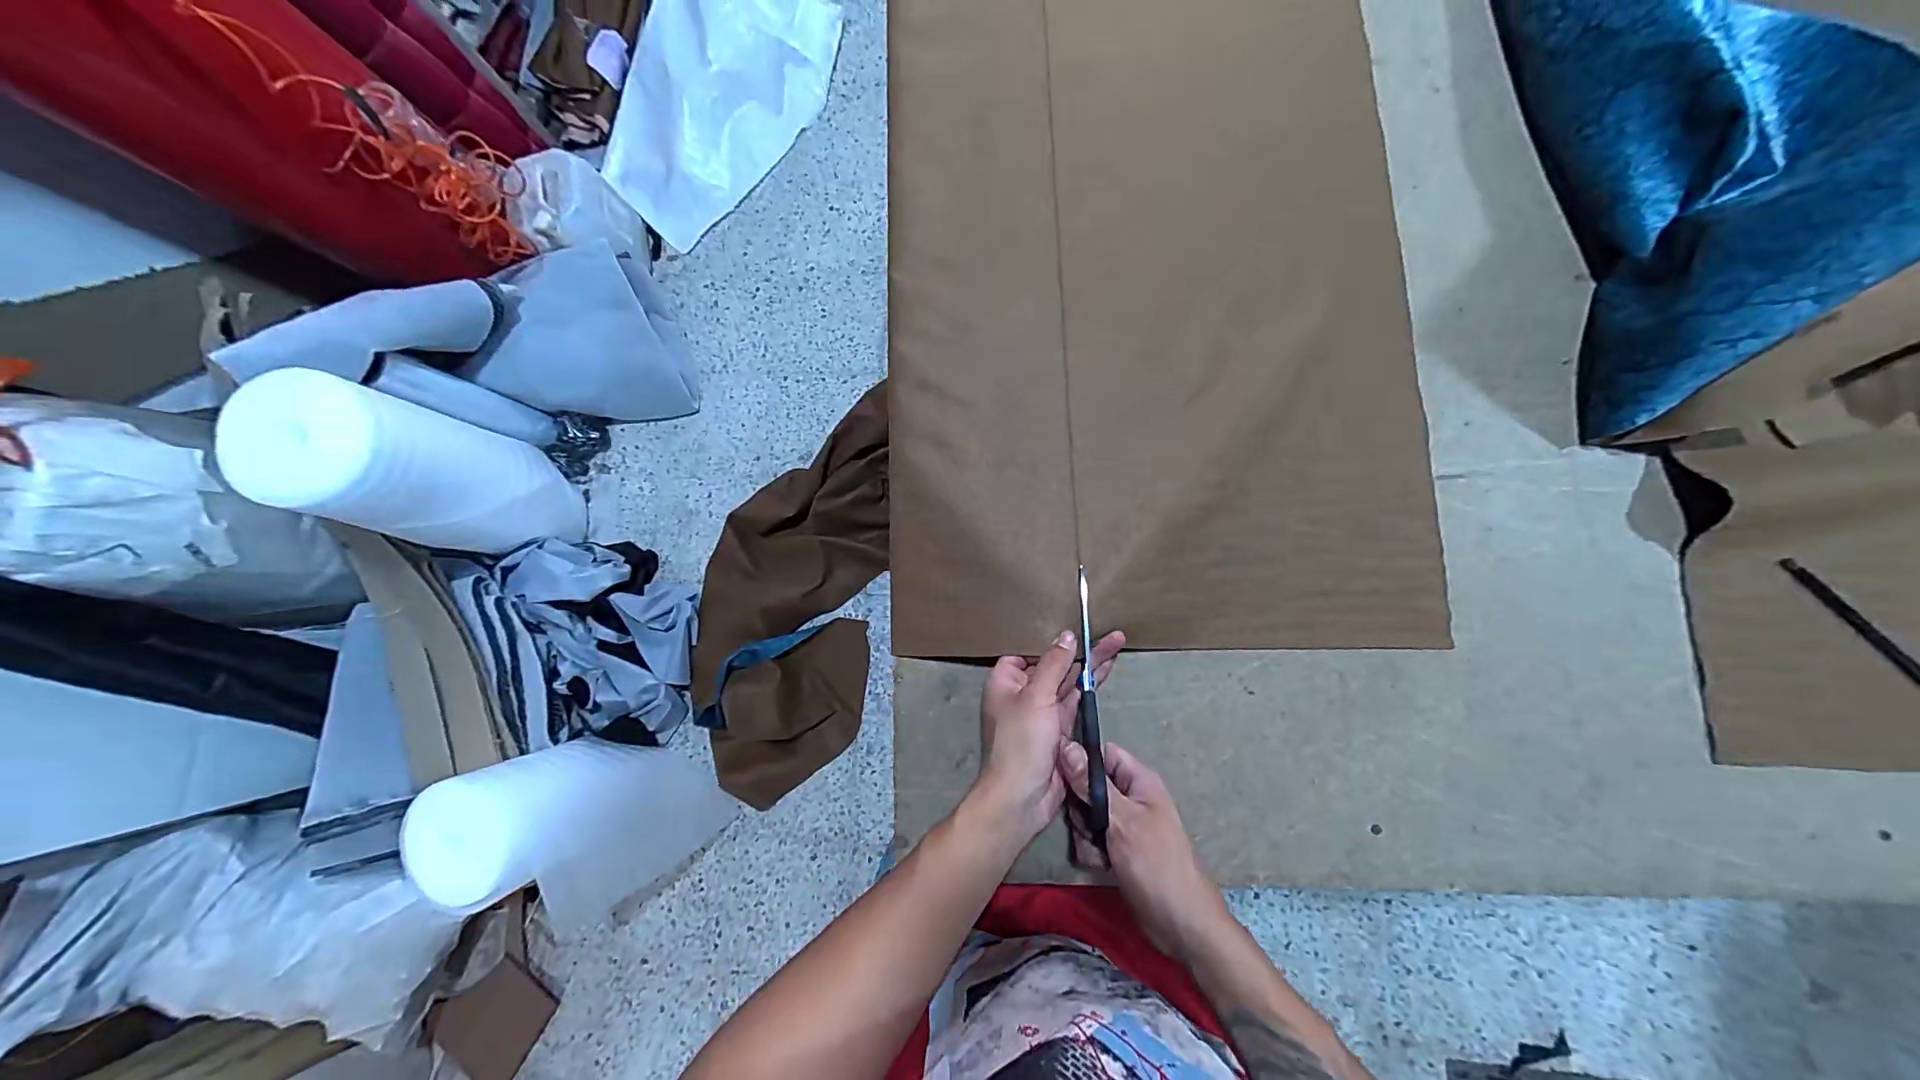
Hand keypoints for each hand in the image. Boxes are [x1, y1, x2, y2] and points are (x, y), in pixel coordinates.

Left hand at [972, 629, 1124, 841]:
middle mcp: (1022, 695)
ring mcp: (1042, 714)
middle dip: (1080, 652)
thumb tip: (1066, 636)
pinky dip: (1091, 689)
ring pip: (1068, 684)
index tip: (1072, 632)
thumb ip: (1054, 664)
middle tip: (1111, 635)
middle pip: (1054, 666)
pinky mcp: (1059, 731)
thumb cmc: (1021, 741)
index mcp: (1006, 682)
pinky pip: (1076, 704)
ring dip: (1091, 667)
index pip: (1026, 654)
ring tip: (1117, 645)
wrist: (1021, 797)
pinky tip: (1106, 672)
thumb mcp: (1036, 696)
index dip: (1048, 644)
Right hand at [1060, 740, 1232, 962]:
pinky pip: (1093, 839)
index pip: (1102, 753)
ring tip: (1097, 850)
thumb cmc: (1156, 864)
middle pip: (1089, 786)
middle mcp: (1131, 797)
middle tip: (1086, 825)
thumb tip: (1066, 744)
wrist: (1180, 923)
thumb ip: (1090, 784)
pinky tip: (1100, 865)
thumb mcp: (1120, 819)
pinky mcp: (1118, 848)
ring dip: (1084, 834)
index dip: (1079, 760)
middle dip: (1080, 807)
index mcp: (1139, 780)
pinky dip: (1091, 851)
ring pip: (1087, 815)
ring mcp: (1125, 824)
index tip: (1060, 774)